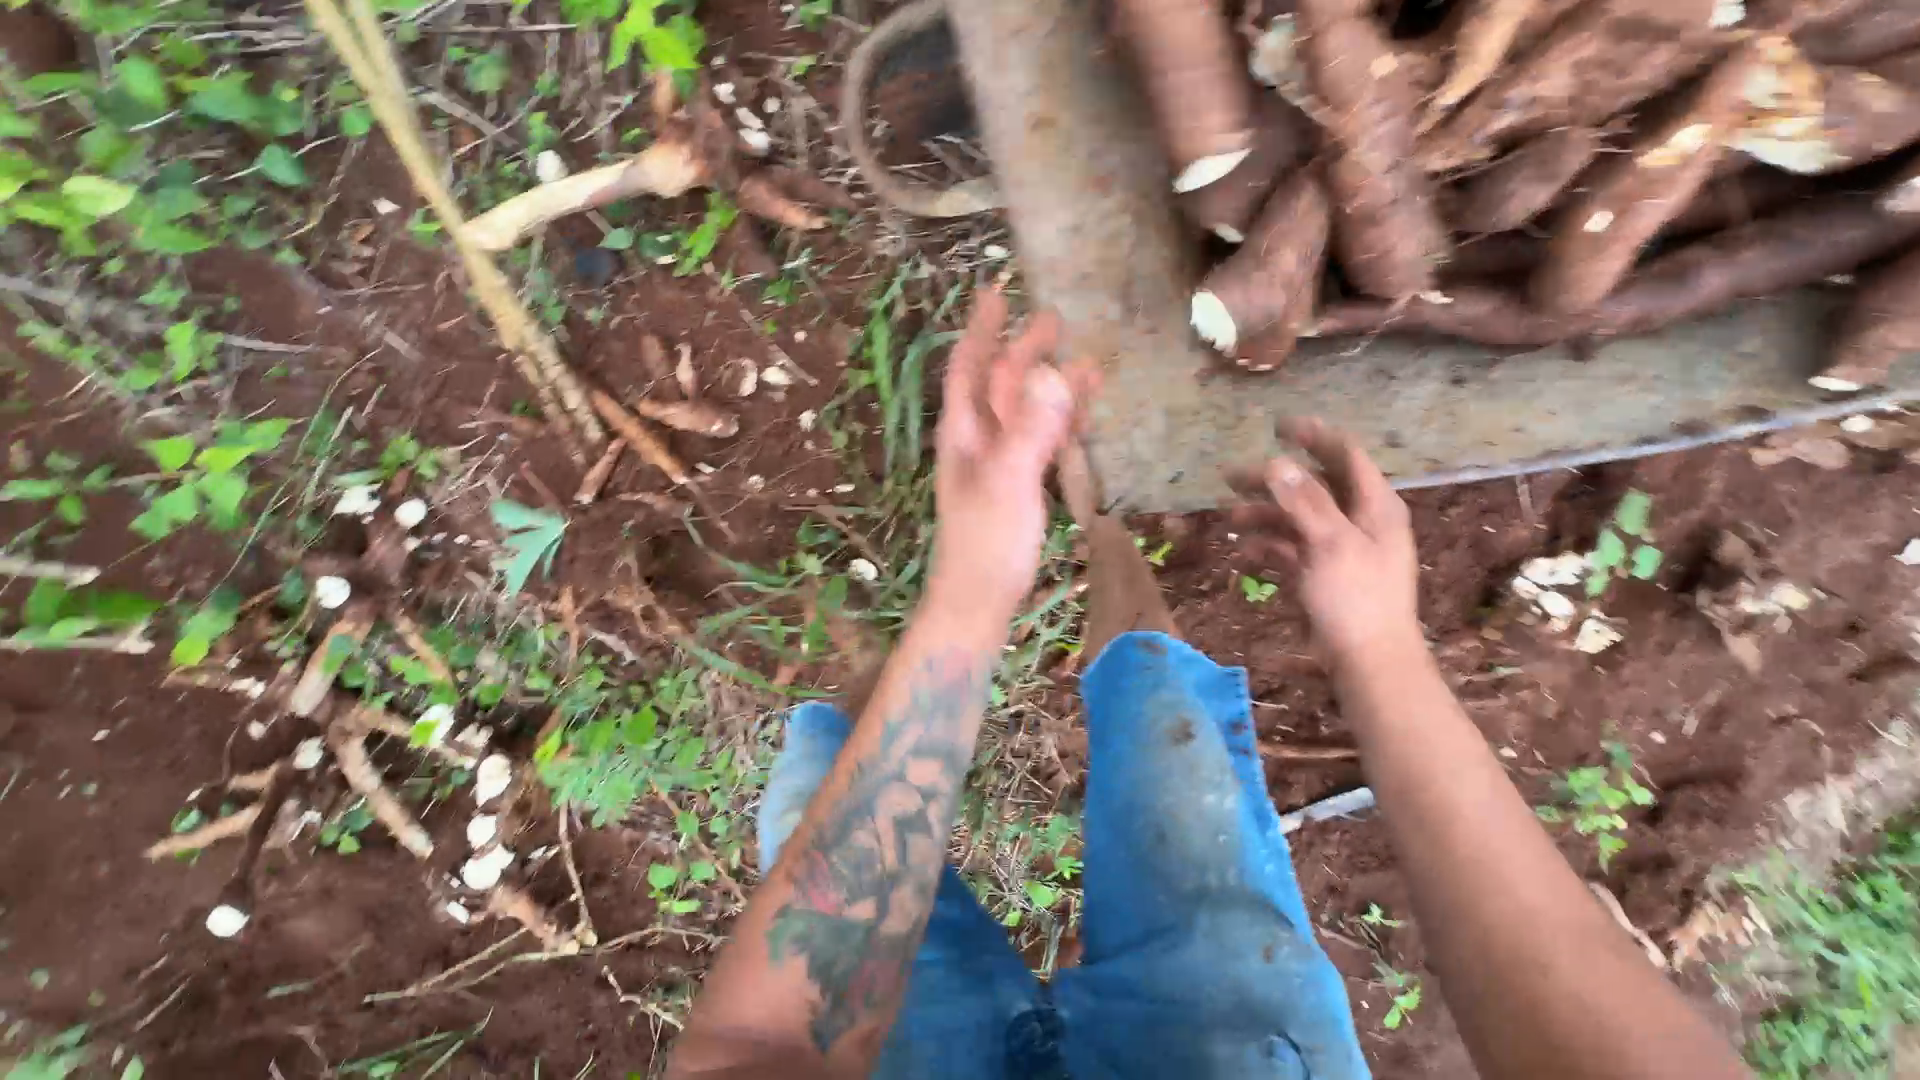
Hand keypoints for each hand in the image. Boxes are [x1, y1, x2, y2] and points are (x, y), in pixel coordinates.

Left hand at [926, 290, 1076, 620]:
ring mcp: (1001, 462)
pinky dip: (1062, 421)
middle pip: (1000, 383)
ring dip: (1051, 384)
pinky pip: (1042, 441)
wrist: (979, 599)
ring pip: (1026, 411)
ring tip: (1086, 360)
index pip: (968, 368)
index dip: (980, 330)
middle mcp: (978, 440)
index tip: (995, 292)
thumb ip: (1029, 429)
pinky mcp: (1021, 485)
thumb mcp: (1008, 482)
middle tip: (1054, 318)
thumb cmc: (986, 543)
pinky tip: (1084, 410)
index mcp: (963, 432)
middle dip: (1023, 350)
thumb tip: (1053, 372)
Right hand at [1231, 418, 1418, 660]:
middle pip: (1312, 487)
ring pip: (1296, 518)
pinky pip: (1291, 549)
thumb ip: (1306, 501)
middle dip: (1273, 481)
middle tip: (1230, 476)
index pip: (1345, 456)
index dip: (1313, 436)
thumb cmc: (1357, 598)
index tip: (1277, 426)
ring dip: (1264, 515)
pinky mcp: (1321, 574)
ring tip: (1231, 519)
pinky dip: (1269, 547)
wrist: (1368, 661)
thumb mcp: (1332, 544)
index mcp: (1374, 506)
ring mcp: (1338, 548)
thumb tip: (1277, 463)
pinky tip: (1245, 554)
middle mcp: (1358, 521)